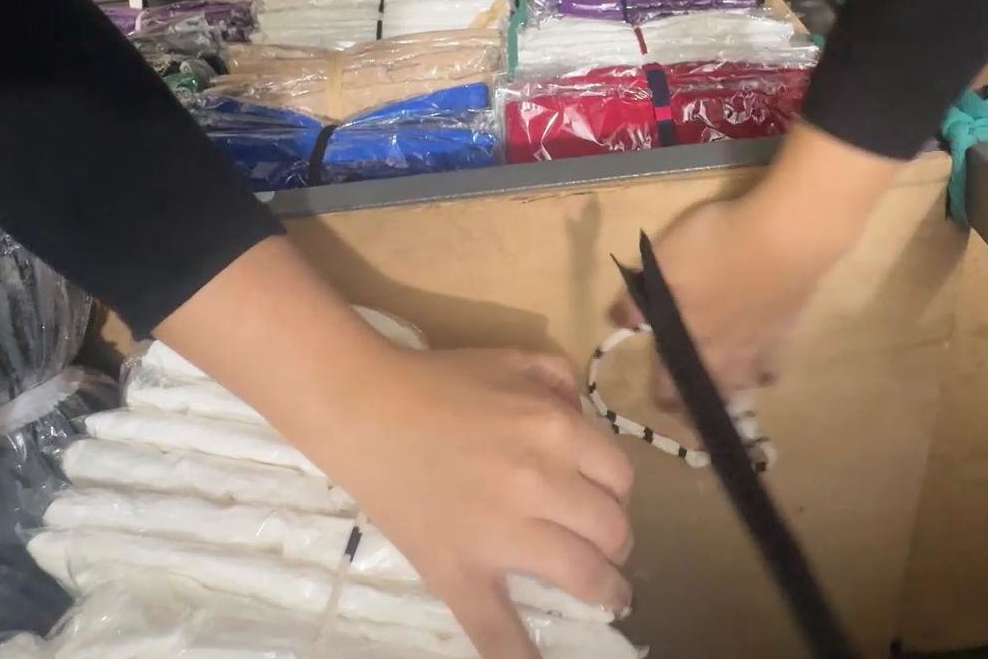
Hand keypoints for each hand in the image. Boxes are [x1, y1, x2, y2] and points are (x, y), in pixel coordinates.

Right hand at [312, 347, 634, 658]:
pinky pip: (499, 632)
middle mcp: (542, 483)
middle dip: (616, 539)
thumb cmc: (441, 380)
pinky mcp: (461, 573)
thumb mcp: (513, 358)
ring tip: (608, 592)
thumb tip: (583, 417)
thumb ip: (560, 379)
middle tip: (605, 542)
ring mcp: (502, 535)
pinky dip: (522, 657)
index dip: (617, 490)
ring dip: (605, 589)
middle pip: (611, 529)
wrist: (368, 410)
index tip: (606, 497)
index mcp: (556, 429)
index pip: (620, 476)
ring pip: (582, 577)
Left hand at [609, 196, 841, 403]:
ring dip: (731, 390)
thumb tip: (615, 322)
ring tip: (725, 385)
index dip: (662, 397)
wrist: (781, 239)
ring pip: (742, 388)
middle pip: (710, 400)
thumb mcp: (660, 262)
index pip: (668, 390)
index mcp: (684, 344)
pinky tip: (759, 359)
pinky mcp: (785, 337)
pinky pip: (771, 367)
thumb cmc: (713, 248)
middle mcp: (721, 360)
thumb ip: (636, 298)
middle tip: (693, 404)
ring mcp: (757, 352)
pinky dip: (762, 370)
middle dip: (698, 407)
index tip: (660, 395)